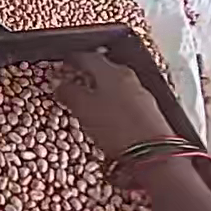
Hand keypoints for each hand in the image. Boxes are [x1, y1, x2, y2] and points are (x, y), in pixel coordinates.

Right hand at [53, 50, 176, 156]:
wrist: (153, 154)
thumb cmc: (116, 127)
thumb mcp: (83, 108)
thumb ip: (68, 91)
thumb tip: (58, 82)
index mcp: (110, 72)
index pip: (87, 57)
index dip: (71, 59)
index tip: (62, 63)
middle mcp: (128, 78)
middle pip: (103, 68)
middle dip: (87, 72)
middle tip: (72, 78)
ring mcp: (141, 94)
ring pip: (114, 84)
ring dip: (99, 87)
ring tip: (86, 97)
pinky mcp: (148, 112)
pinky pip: (124, 98)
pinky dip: (111, 100)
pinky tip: (105, 113)